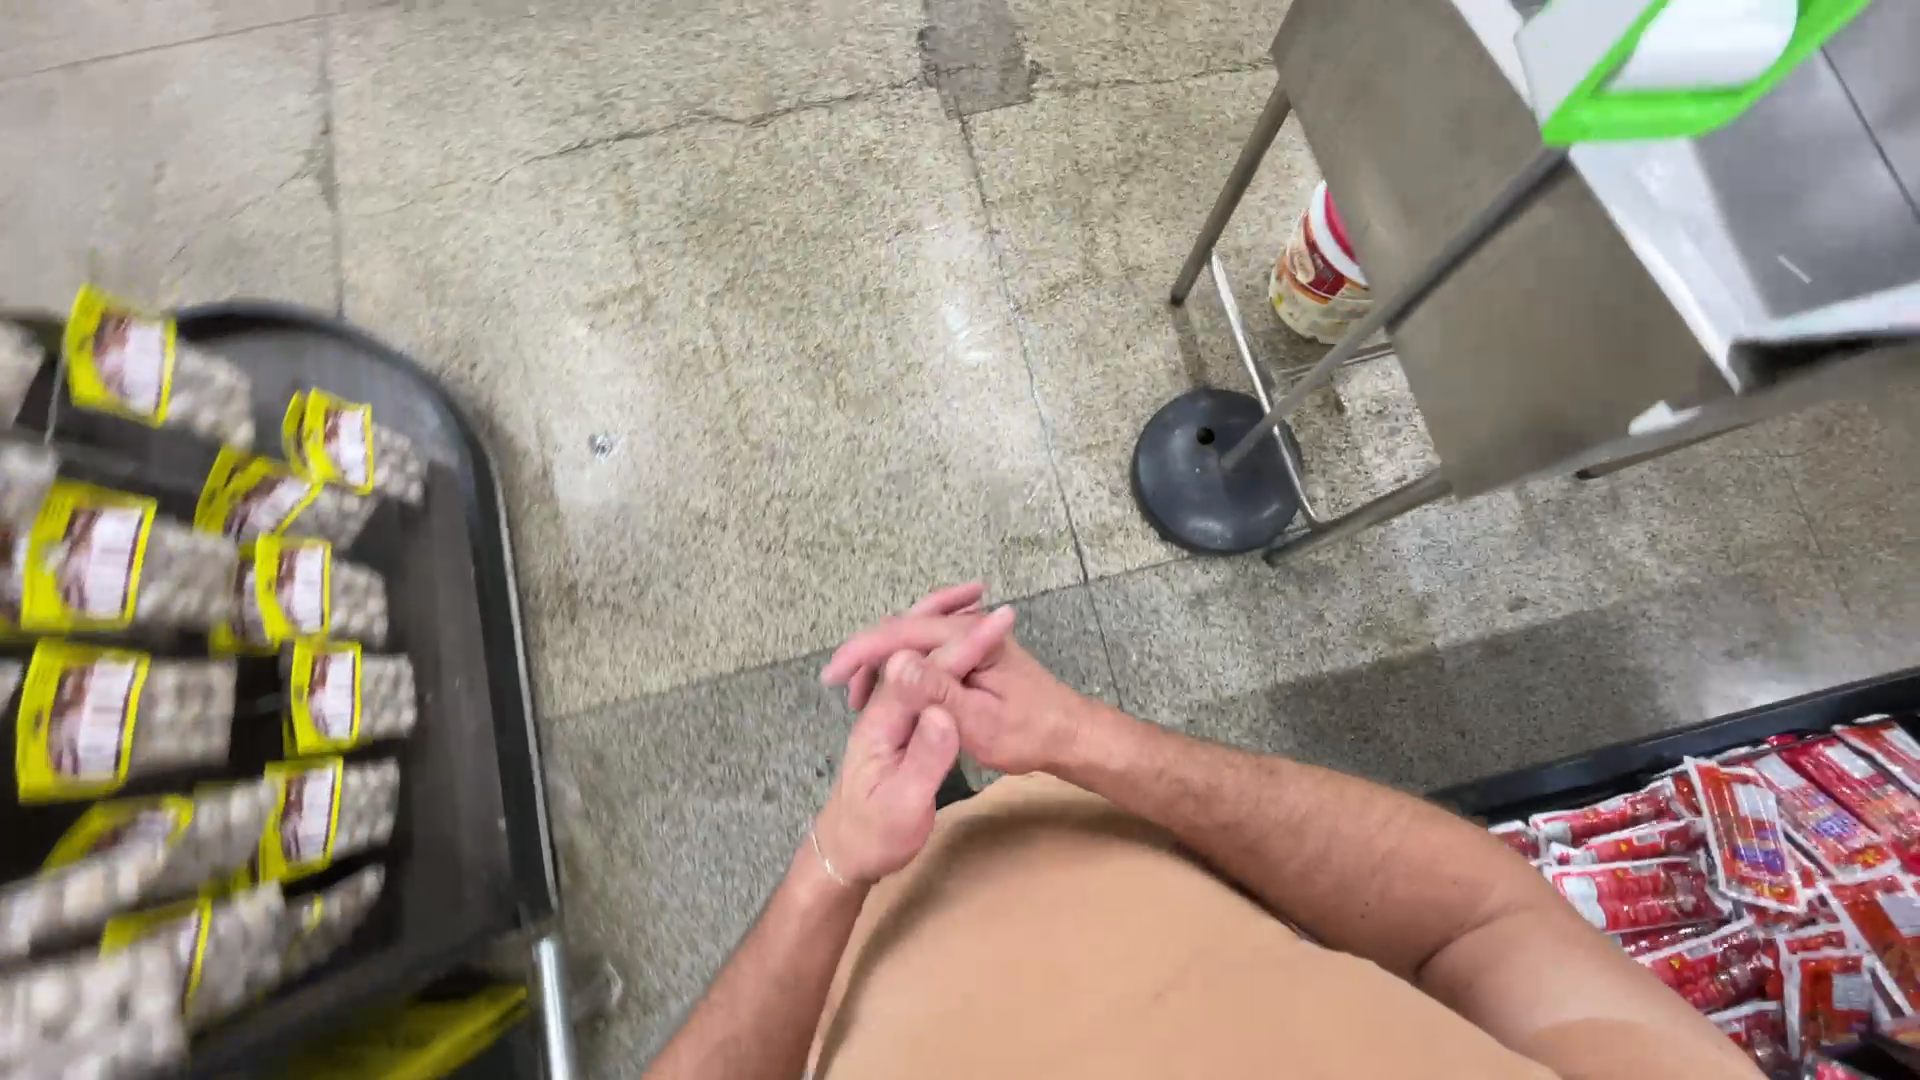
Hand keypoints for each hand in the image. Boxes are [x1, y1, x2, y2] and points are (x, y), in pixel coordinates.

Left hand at [811, 611, 1013, 883]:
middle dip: (951, 624)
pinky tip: (962, 651)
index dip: (963, 648)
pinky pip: (921, 675)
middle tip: (991, 603)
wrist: (847, 851)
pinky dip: (942, 654)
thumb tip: (944, 712)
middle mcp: (883, 707)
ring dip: (944, 631)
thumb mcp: (903, 806)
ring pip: (917, 658)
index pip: (925, 672)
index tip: (998, 625)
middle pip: (915, 651)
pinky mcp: (899, 720)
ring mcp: (890, 711)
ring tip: (977, 607)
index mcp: (883, 722)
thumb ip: (924, 759)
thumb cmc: (874, 834)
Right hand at [821, 603, 1091, 776]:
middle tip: (843, 691)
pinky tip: (892, 679)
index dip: (860, 652)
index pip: (900, 632)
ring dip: (882, 656)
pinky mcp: (970, 648)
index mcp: (967, 637)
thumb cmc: (1027, 733)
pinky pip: (926, 642)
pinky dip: (902, 658)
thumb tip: (895, 662)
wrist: (1067, 733)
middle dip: (866, 654)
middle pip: (901, 627)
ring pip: (911, 633)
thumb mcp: (979, 722)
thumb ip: (937, 692)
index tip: (831, 677)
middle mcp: (966, 625)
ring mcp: (969, 634)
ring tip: (861, 689)